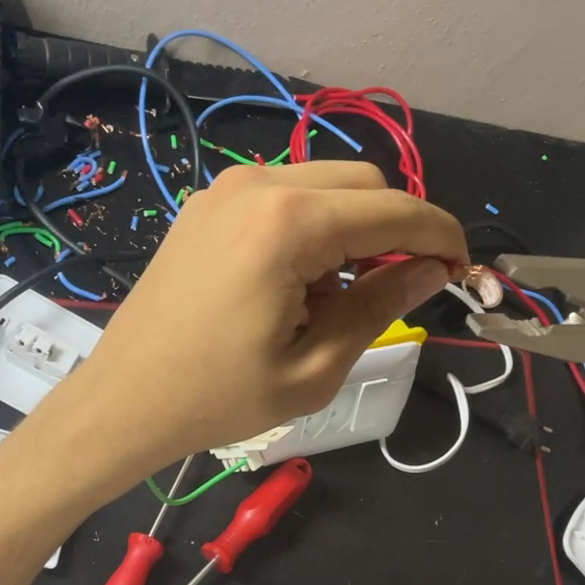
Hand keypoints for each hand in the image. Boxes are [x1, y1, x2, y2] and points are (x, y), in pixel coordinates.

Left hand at [52, 162, 466, 469]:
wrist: (124, 401)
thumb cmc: (217, 399)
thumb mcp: (313, 369)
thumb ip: (379, 307)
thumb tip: (432, 269)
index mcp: (289, 223)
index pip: (396, 209)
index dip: (441, 236)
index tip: (461, 270)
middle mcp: (258, 184)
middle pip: (362, 183)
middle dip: (395, 229)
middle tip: (395, 292)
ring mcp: (224, 190)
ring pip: (322, 185)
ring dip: (348, 229)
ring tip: (330, 300)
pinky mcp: (204, 207)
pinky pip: (280, 197)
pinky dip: (306, 228)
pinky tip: (291, 284)